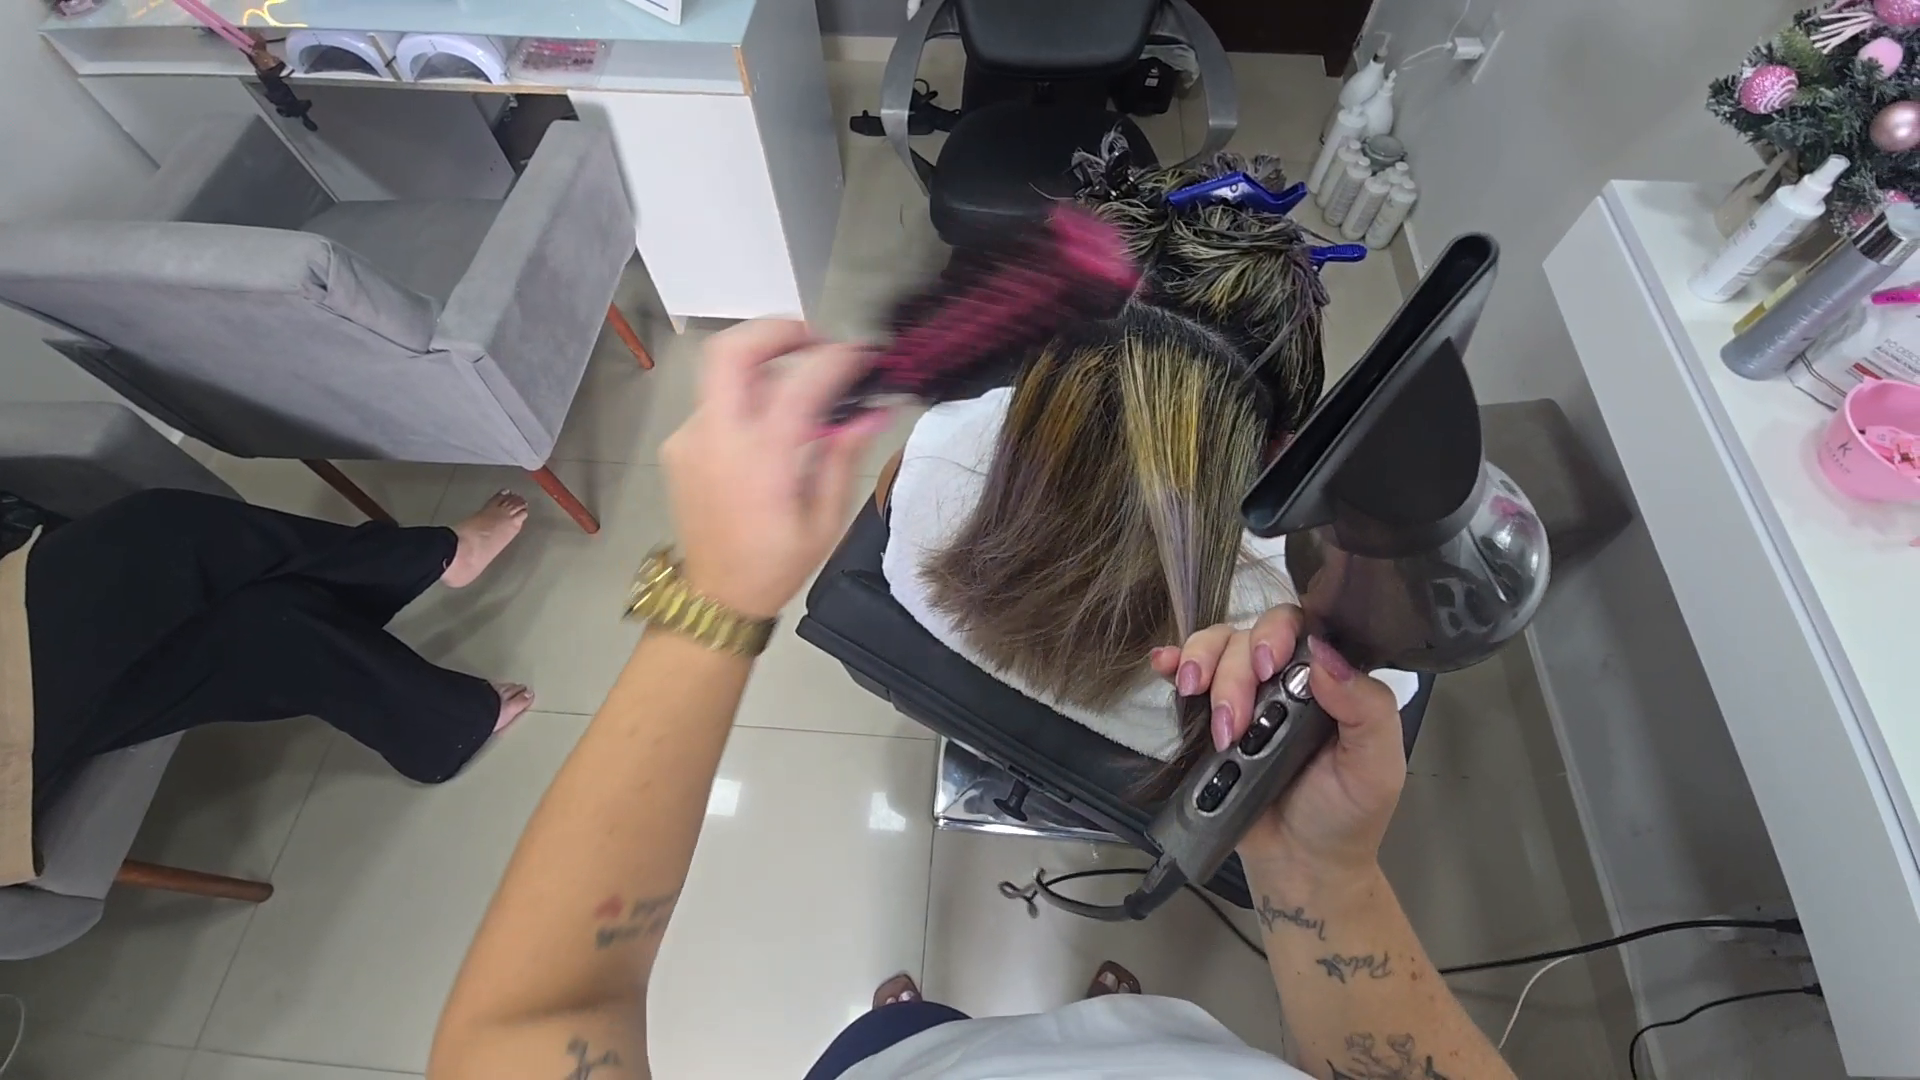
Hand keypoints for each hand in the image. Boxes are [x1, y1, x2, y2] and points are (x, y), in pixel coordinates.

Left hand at [660, 320, 889, 618]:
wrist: (715, 597)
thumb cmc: (778, 563)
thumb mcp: (825, 520)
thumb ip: (844, 458)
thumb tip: (873, 413)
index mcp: (763, 461)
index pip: (801, 383)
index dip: (837, 359)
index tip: (863, 356)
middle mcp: (718, 438)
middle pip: (732, 350)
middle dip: (776, 330)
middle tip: (814, 340)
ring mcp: (690, 438)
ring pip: (722, 373)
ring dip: (764, 365)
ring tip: (800, 388)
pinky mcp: (678, 446)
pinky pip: (715, 402)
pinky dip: (746, 397)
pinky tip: (768, 426)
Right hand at [1150, 607, 1406, 881]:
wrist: (1297, 862)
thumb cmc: (1344, 815)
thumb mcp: (1375, 768)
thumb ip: (1367, 710)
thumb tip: (1325, 657)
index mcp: (1326, 679)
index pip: (1300, 627)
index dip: (1276, 634)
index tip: (1265, 667)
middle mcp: (1282, 675)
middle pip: (1246, 636)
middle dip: (1232, 675)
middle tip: (1231, 725)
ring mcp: (1242, 690)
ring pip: (1213, 645)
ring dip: (1198, 665)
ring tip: (1192, 696)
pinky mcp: (1206, 709)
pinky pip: (1184, 669)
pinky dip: (1171, 660)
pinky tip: (1163, 665)